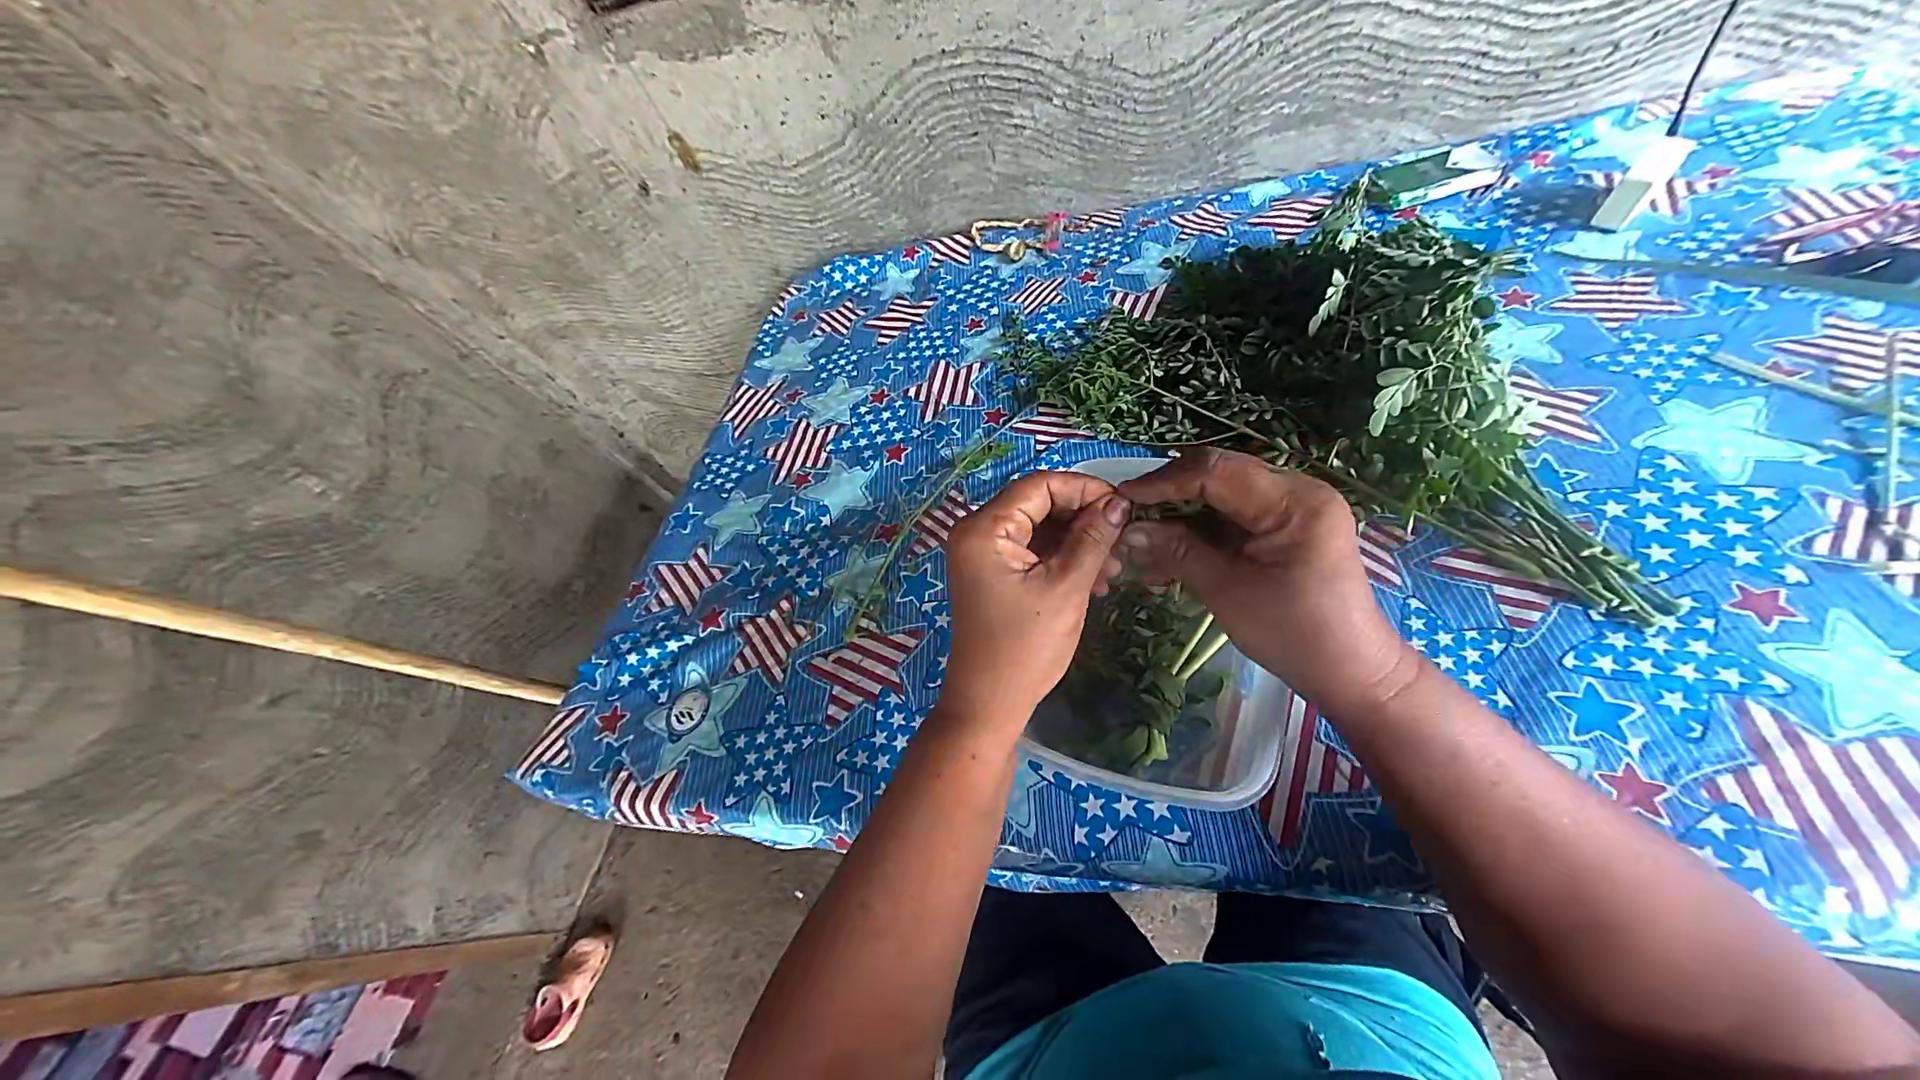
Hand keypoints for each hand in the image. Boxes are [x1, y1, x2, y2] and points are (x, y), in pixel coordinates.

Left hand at [942, 471, 1129, 721]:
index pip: (1039, 485)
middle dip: (1083, 518)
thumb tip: (1119, 503)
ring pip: (1039, 528)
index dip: (1084, 489)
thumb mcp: (1066, 588)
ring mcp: (983, 554)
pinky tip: (1094, 579)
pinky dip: (1062, 558)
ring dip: (1077, 541)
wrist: (990, 702)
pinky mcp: (993, 573)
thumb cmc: (1026, 647)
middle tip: (1121, 539)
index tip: (1122, 506)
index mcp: (984, 528)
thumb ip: (1092, 539)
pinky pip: (1032, 551)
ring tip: (1114, 568)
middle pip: (1038, 504)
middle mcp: (976, 532)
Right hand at [1116, 448, 1415, 716]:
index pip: (1215, 472)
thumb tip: (1128, 531)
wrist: (1349, 670)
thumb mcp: (1227, 591)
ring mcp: (1293, 508)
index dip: (1163, 482)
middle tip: (1128, 518)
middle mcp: (1298, 491)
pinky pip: (1233, 517)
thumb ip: (1178, 552)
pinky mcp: (1285, 528)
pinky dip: (1200, 532)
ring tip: (1142, 539)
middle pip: (1218, 476)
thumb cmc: (1293, 633)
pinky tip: (1169, 552)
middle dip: (1168, 496)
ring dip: (1180, 515)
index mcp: (1294, 501)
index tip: (1123, 500)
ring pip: (1220, 496)